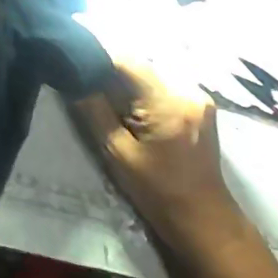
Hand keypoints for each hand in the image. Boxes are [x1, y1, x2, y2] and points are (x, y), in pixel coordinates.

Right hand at [72, 60, 240, 254]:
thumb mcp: (117, 152)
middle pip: (140, 63)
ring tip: (107, 96)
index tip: (76, 64)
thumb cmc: (158, 191)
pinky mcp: (200, 104)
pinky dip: (143, 88)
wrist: (204, 219)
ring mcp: (198, 96)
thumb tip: (73, 78)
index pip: (127, 60)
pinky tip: (131, 106)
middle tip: (88, 84)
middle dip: (112, 69)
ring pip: (151, 72)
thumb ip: (94, 109)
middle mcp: (188, 91)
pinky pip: (164, 83)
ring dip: (127, 79)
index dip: (98, 58)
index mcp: (168, 103)